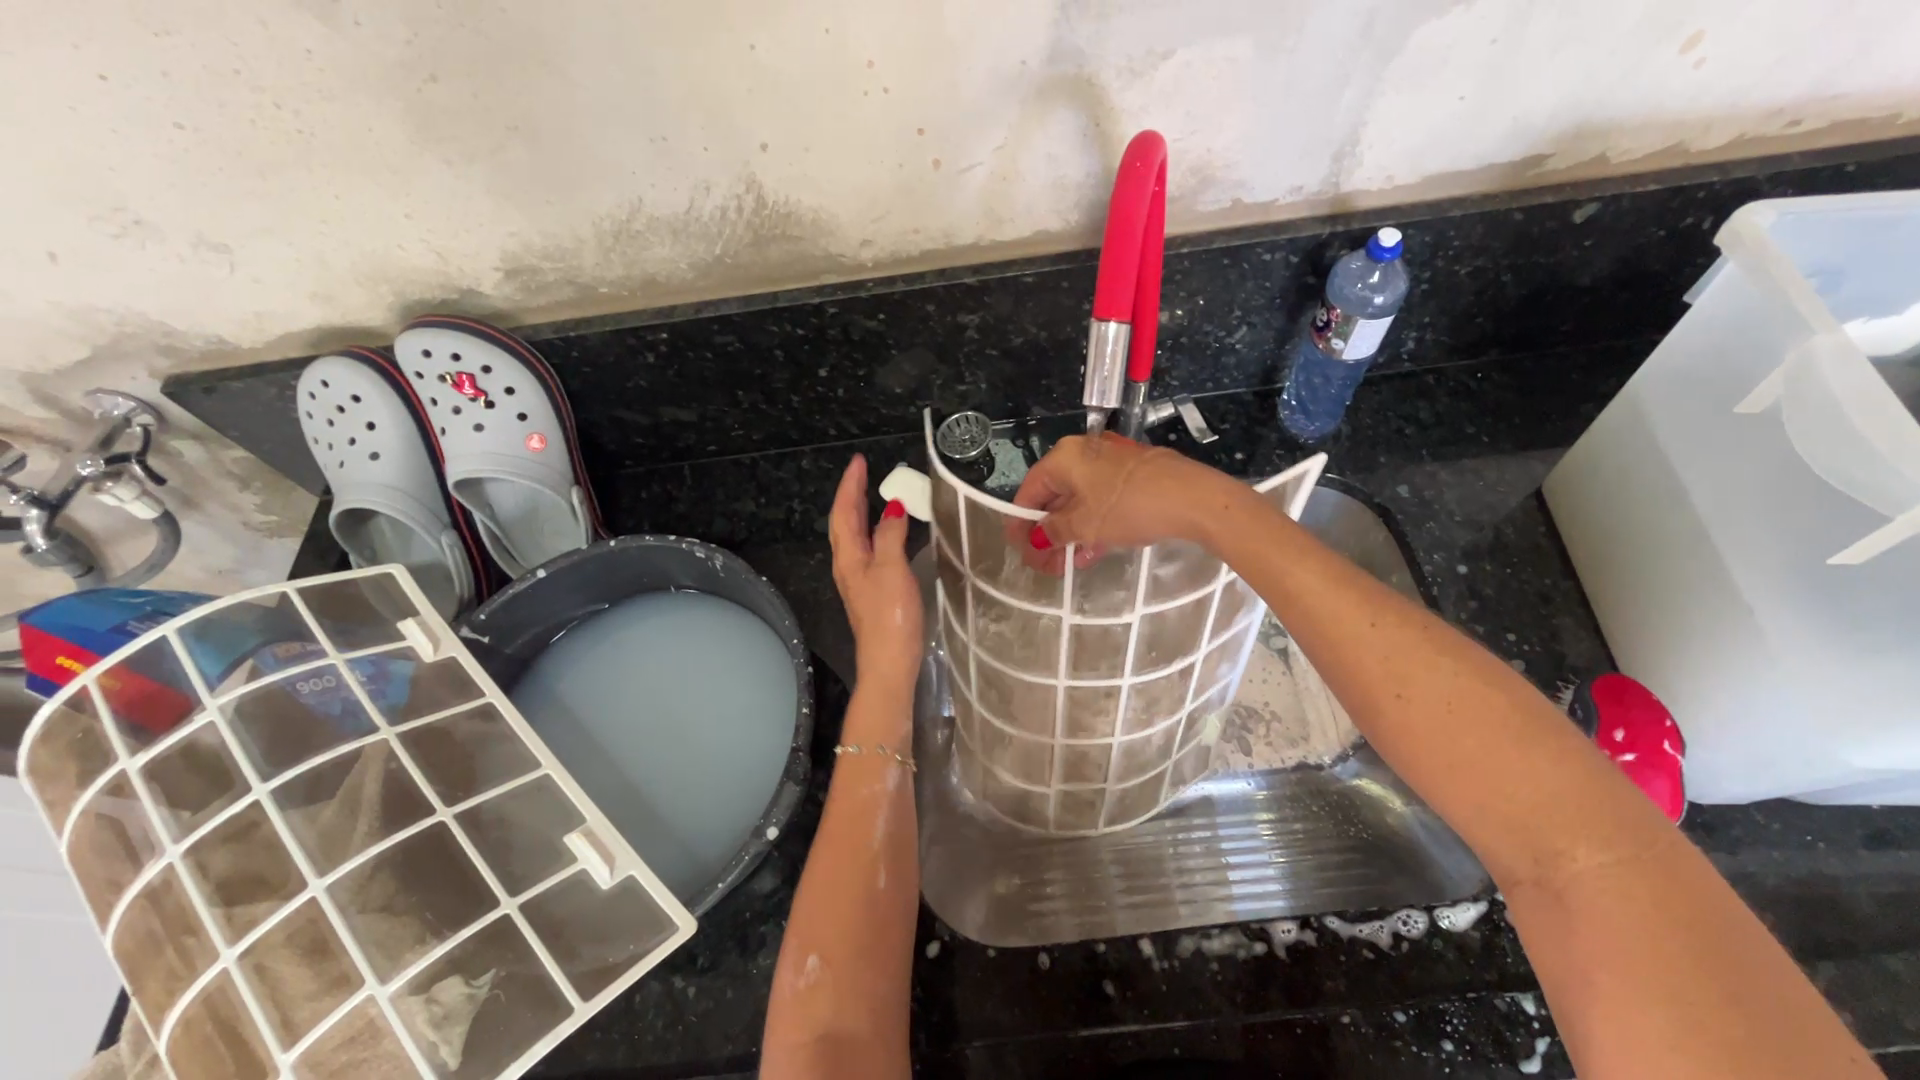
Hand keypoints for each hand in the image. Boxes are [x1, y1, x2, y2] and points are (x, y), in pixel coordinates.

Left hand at [829, 454, 924, 689]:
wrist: (889, 661)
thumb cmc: (890, 614)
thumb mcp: (891, 568)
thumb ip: (891, 535)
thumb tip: (893, 508)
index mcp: (848, 556)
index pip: (844, 511)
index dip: (850, 485)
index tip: (858, 461)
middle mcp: (848, 565)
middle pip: (846, 522)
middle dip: (854, 495)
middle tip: (866, 472)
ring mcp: (859, 579)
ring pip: (857, 536)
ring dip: (864, 512)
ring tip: (877, 493)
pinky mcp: (873, 590)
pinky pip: (870, 549)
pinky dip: (877, 531)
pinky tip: (891, 531)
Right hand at [1011, 433, 1235, 563]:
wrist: (1194, 498)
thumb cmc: (1129, 507)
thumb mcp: (1084, 525)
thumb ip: (1054, 532)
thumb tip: (1037, 537)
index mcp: (1064, 457)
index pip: (1029, 491)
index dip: (1020, 524)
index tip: (1020, 551)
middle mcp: (1084, 452)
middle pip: (1054, 495)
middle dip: (1047, 533)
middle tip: (1045, 565)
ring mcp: (1112, 462)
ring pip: (1079, 500)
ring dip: (1070, 533)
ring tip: (1068, 565)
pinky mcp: (1134, 474)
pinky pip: (1101, 500)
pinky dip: (1092, 524)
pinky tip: (1093, 551)